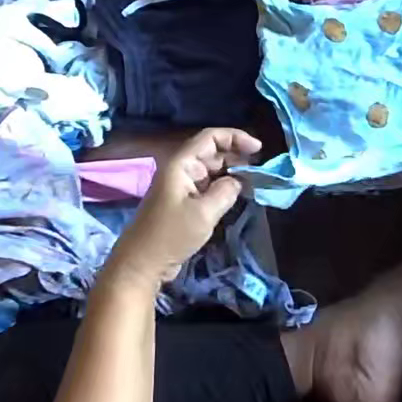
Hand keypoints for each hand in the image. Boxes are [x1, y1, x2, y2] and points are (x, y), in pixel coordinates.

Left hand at [101, 128, 261, 290]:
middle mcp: (181, 169)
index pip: (211, 137)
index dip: (236, 137)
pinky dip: (224, 185)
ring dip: (232, 171)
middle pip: (213, 151)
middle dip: (237, 155)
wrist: (141, 264)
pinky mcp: (184, 202)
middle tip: (260, 167)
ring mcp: (182, 186)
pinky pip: (208, 185)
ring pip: (212, 169)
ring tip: (255, 179)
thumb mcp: (204, 213)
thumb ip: (226, 191)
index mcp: (182, 164)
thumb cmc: (170, 235)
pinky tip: (239, 192)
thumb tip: (238, 181)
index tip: (259, 149)